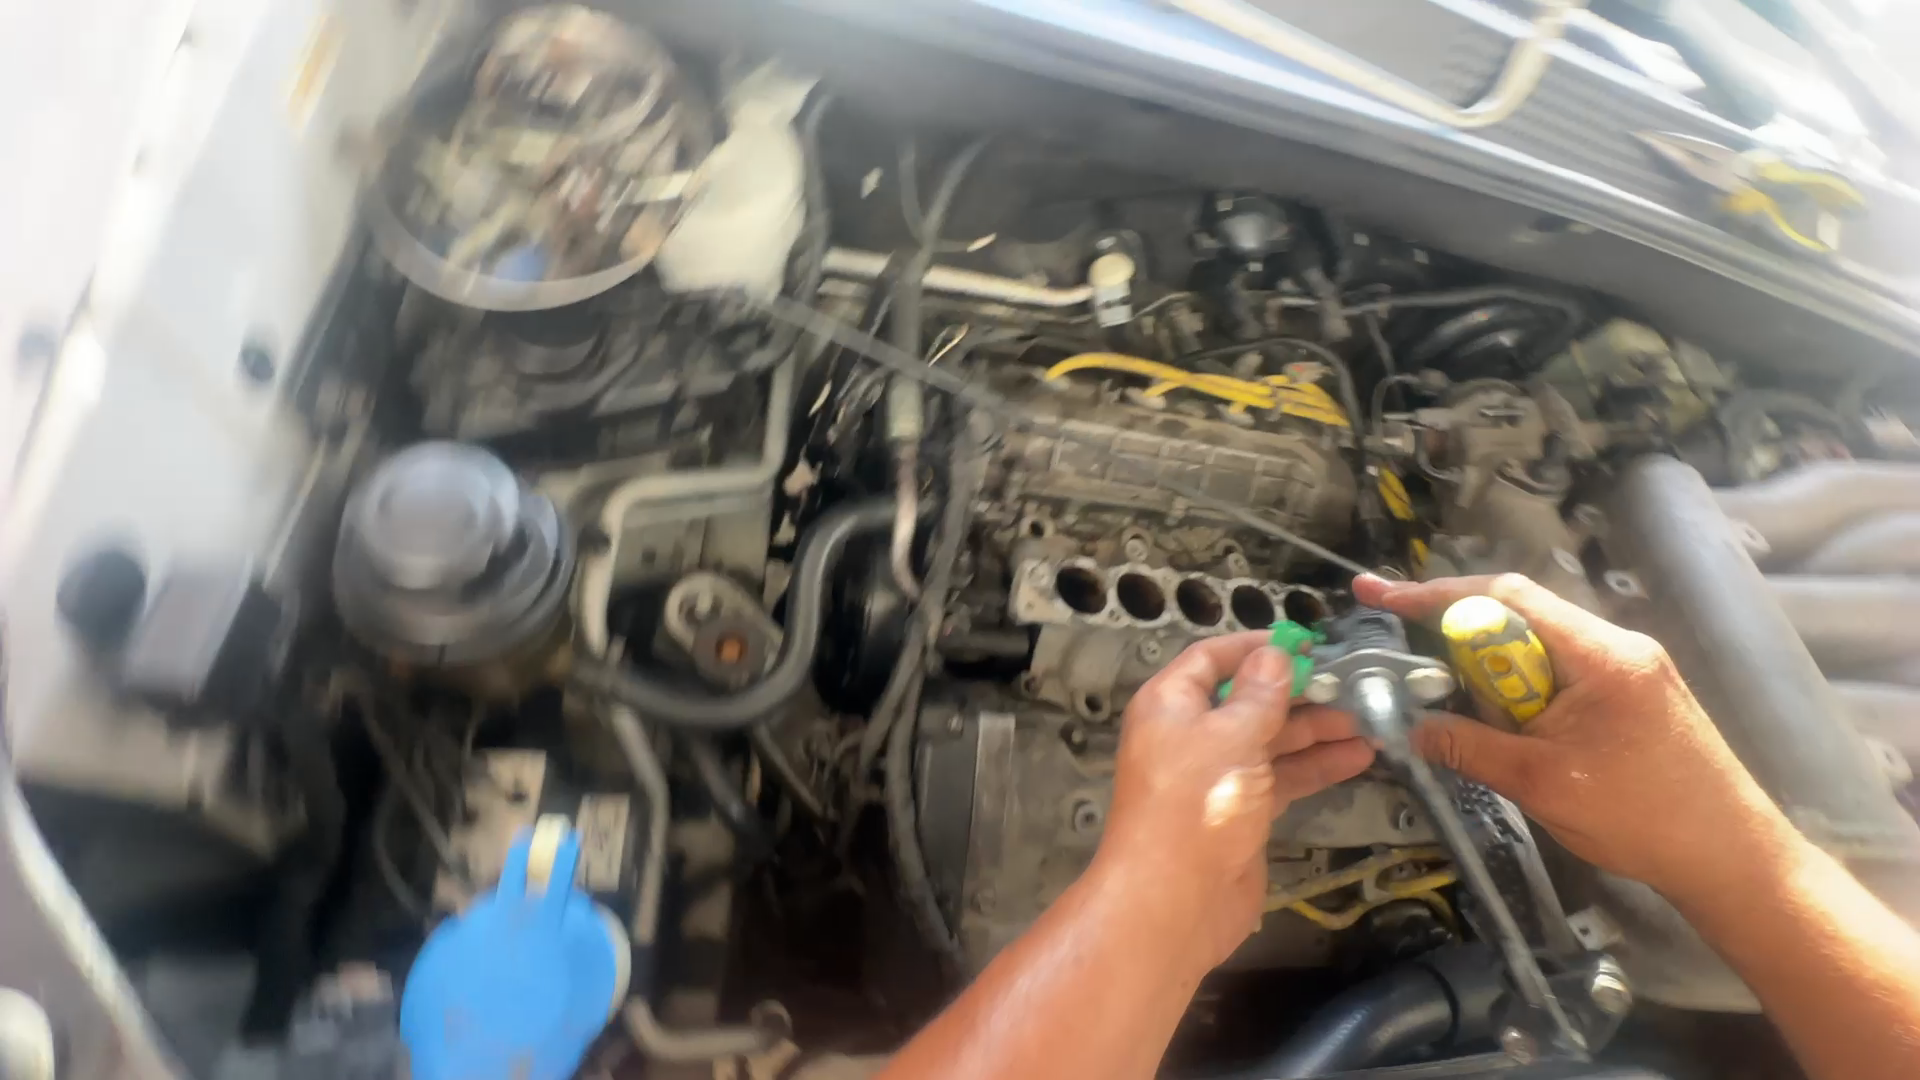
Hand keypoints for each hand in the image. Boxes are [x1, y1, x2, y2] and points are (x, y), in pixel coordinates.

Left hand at [1097, 633, 1374, 968]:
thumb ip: (1257, 694)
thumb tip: (1274, 654)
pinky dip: (1313, 765)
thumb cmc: (1196, 802)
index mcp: (1170, 702)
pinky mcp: (1238, 807)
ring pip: (1268, 737)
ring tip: (1369, 718)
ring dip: (1314, 728)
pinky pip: (1278, 775)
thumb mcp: (1229, 736)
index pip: (1211, 657)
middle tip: (1352, 683)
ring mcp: (1214, 771)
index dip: (1255, 647)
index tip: (1305, 643)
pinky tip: (1359, 756)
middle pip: (1245, 697)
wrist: (1174, 898)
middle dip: (1296, 690)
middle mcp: (1189, 731)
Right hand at [1354, 573, 1796, 904]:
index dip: (1434, 593)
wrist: (1740, 866)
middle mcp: (1613, 645)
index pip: (1504, 596)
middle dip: (1445, 620)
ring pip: (1527, 639)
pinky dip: (1502, 677)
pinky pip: (1545, 664)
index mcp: (1600, 654)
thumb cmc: (1645, 819)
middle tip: (1388, 627)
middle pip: (1512, 610)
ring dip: (1474, 656)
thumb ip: (1465, 745)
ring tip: (1427, 676)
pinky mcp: (1622, 692)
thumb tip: (1401, 726)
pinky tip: (1480, 701)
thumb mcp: (1539, 782)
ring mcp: (1622, 667)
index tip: (1380, 597)